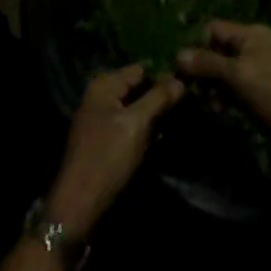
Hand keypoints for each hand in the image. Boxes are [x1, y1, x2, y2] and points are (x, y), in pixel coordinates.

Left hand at [45, 64, 183, 228]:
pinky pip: (130, 124)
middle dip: (161, 94)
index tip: (190, 82)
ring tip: (182, 117)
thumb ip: (158, 98)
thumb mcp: (136, 124)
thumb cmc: (108, 157)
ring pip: (136, 107)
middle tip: (190, 101)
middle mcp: (100, 96)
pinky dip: (145, 128)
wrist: (81, 201)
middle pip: (138, 87)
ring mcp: (102, 118)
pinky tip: (162, 135)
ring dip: (155, 113)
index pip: (140, 69)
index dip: (164, 74)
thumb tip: (180, 79)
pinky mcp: (105, 138)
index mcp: (104, 86)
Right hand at [175, 20, 270, 140]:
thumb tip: (178, 55)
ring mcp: (256, 67)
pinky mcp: (258, 87)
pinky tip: (219, 108)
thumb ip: (207, 63)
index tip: (186, 67)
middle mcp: (252, 45)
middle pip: (217, 49)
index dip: (198, 45)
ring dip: (212, 85)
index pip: (213, 29)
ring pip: (222, 70)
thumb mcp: (238, 74)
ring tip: (208, 103)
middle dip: (203, 68)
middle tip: (192, 88)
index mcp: (250, 34)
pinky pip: (233, 84)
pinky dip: (224, 94)